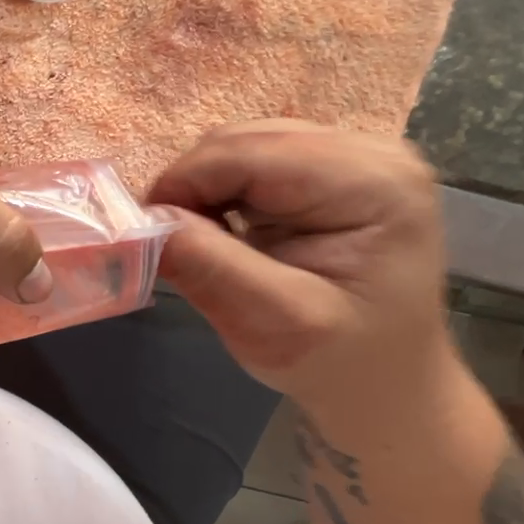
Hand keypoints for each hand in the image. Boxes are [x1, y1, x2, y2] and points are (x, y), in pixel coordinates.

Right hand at [146, 121, 456, 416]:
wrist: (382, 382)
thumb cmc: (336, 359)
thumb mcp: (268, 321)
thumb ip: (207, 265)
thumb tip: (141, 222)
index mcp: (372, 183)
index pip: (246, 153)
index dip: (183, 185)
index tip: (150, 238)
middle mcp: (371, 151)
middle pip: (239, 140)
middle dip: (189, 187)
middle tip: (170, 244)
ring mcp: (352, 156)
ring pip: (235, 145)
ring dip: (199, 190)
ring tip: (199, 241)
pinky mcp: (330, 169)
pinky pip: (246, 160)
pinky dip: (216, 192)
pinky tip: (225, 231)